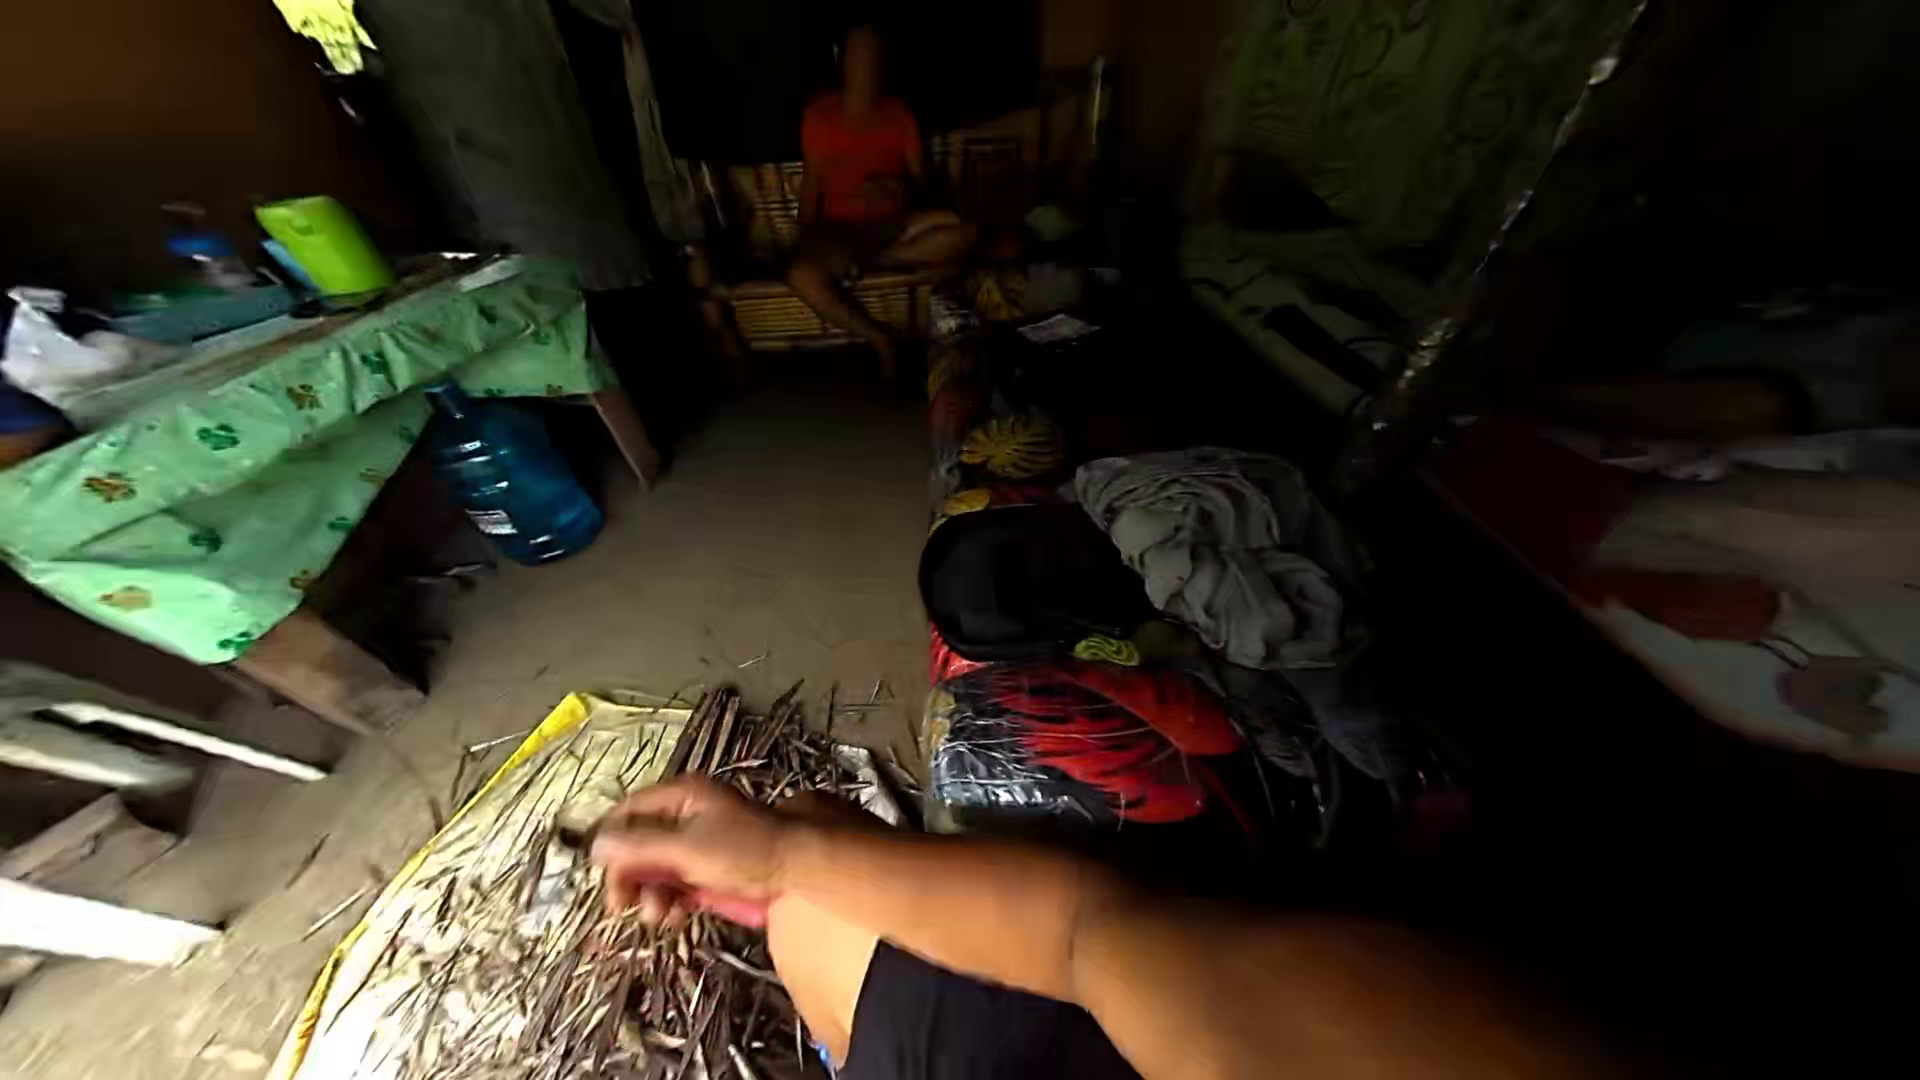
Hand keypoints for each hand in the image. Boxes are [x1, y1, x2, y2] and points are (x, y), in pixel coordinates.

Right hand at [589, 776, 787, 926]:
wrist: (792, 867)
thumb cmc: (741, 851)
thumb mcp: (686, 849)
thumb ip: (640, 847)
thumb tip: (595, 845)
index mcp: (684, 796)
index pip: (631, 809)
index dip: (611, 838)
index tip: (598, 872)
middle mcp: (688, 812)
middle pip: (639, 841)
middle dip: (631, 875)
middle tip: (623, 904)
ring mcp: (699, 838)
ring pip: (656, 866)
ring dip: (651, 893)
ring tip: (660, 914)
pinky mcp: (708, 864)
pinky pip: (676, 880)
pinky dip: (671, 899)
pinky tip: (677, 915)